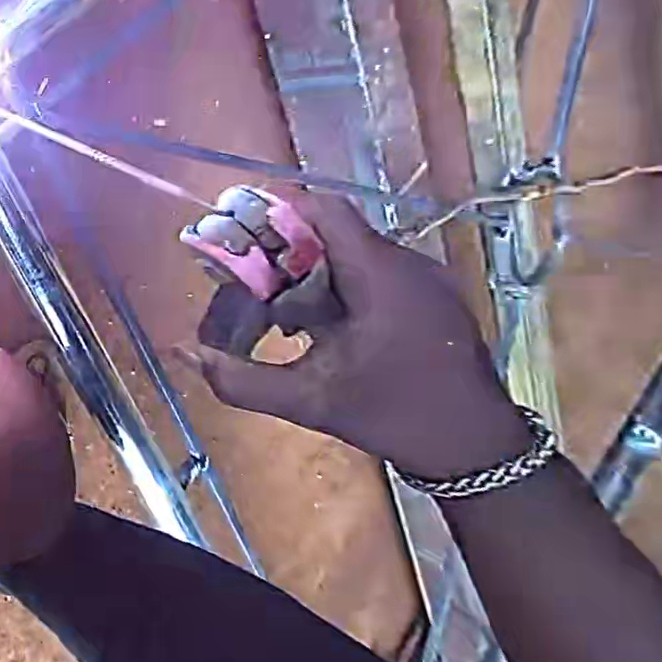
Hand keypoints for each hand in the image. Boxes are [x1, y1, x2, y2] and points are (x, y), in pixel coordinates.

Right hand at [183, 191, 528, 479]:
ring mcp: (422, 277)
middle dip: (283, 247)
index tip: (242, 231)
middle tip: (251, 277)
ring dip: (309, 267)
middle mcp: (403, 263)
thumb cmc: (393, 417)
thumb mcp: (308, 400)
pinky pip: (370, 268)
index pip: (324, 209)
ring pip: (349, 249)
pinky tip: (321, 321)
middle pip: (330, 230)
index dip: (278, 210)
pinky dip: (336, 281)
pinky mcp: (428, 293)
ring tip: (281, 305)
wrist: (478, 452)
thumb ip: (241, 379)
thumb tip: (183, 353)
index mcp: (377, 275)